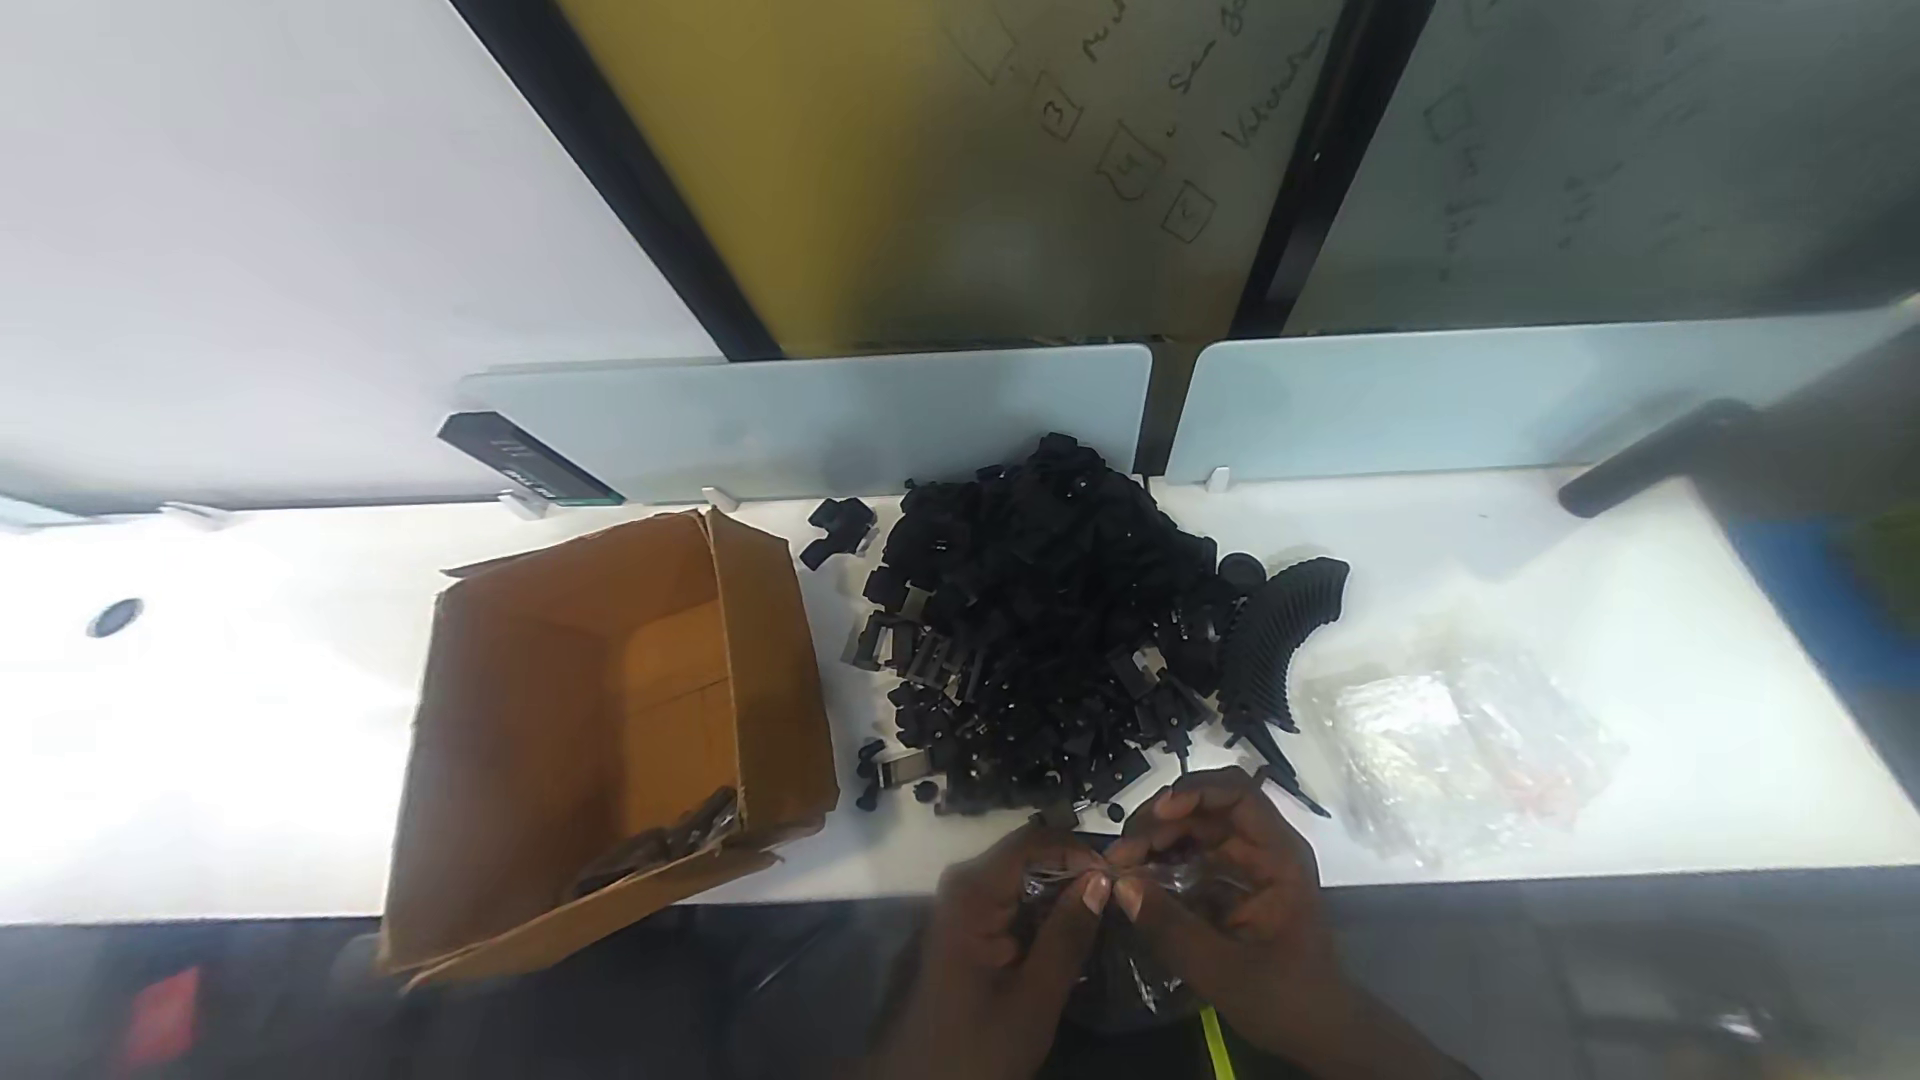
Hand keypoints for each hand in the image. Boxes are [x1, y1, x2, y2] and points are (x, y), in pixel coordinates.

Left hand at [865, 826, 1109, 1079]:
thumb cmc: (974, 1049)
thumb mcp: (1033, 999)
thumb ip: (1067, 935)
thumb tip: (1101, 878)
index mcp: (973, 890)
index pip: (1031, 841)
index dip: (1076, 848)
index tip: (1117, 873)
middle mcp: (965, 882)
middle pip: (1027, 855)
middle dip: (1073, 870)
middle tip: (1118, 895)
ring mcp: (964, 900)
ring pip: (1023, 875)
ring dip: (1062, 890)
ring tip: (1105, 911)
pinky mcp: (968, 920)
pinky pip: (1013, 897)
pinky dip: (1044, 909)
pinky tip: (1073, 930)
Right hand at [1109, 767, 1474, 1078]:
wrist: (1321, 1038)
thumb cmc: (1288, 1002)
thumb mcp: (1229, 974)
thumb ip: (1174, 930)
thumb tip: (1121, 885)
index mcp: (1279, 856)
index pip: (1239, 795)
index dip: (1197, 793)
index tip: (1159, 814)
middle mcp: (1259, 847)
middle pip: (1204, 806)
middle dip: (1160, 821)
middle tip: (1124, 851)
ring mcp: (1240, 861)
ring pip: (1190, 825)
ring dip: (1153, 836)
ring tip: (1123, 862)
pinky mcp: (1223, 878)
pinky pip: (1186, 851)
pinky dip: (1158, 856)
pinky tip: (1136, 876)